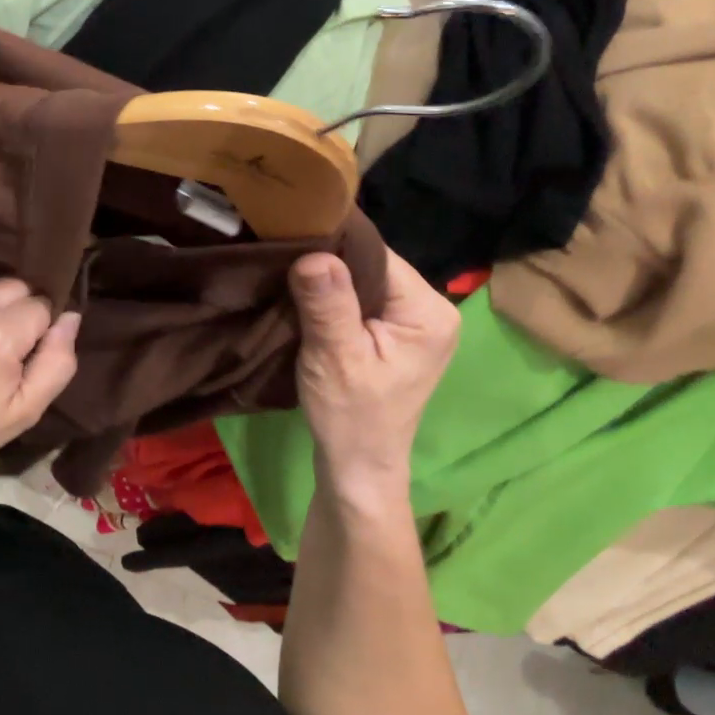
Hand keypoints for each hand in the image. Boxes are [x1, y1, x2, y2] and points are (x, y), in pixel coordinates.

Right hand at [289, 249, 458, 501]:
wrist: (356, 465)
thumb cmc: (349, 414)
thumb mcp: (334, 356)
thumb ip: (328, 304)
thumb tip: (313, 253)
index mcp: (429, 311)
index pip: (377, 257)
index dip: (333, 251)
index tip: (289, 248)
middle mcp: (432, 310)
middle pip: (372, 269)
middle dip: (328, 270)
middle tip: (282, 268)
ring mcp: (415, 326)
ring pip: (364, 287)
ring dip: (327, 289)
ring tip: (289, 287)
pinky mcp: (394, 338)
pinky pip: (362, 305)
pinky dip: (334, 305)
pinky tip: (307, 309)